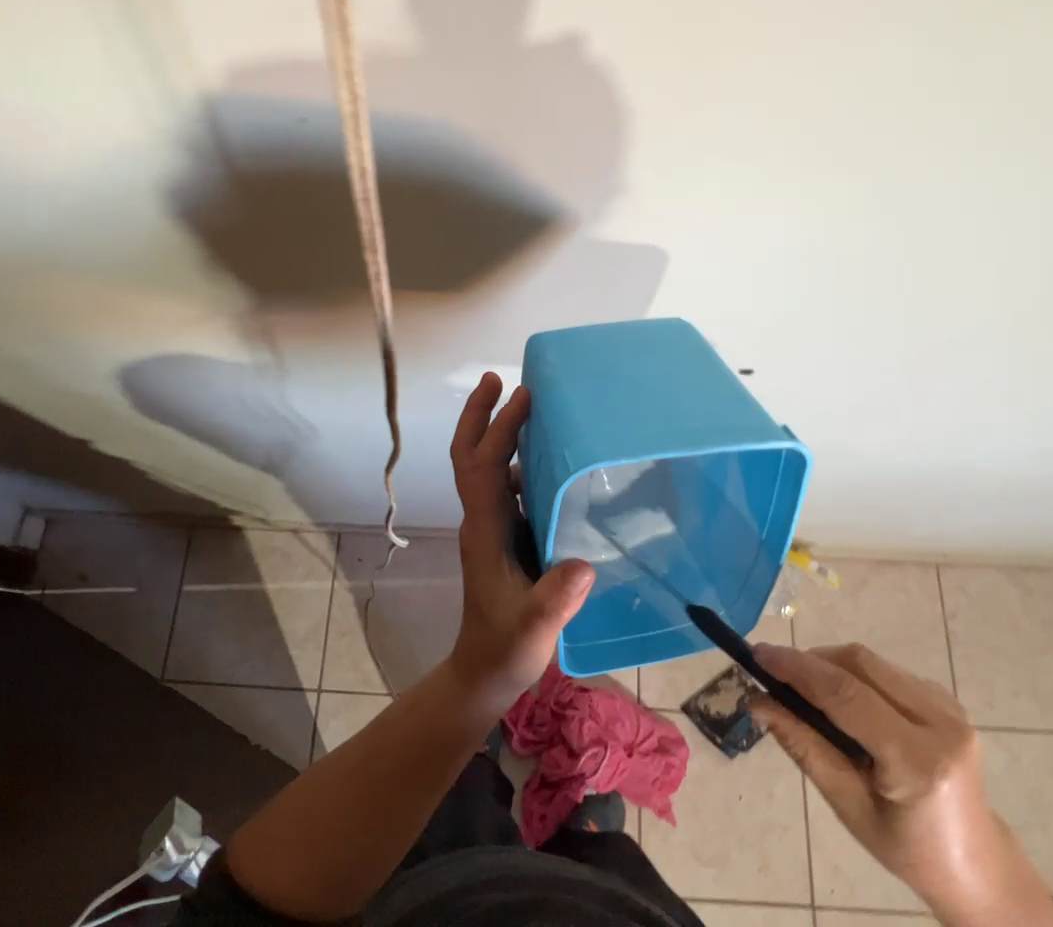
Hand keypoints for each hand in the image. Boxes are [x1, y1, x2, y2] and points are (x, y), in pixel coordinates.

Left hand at [444, 372, 593, 707]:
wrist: (484, 673)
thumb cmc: (505, 649)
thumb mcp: (533, 627)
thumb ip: (555, 599)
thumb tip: (582, 564)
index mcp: (484, 532)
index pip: (482, 467)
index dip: (497, 429)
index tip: (520, 396)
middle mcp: (483, 522)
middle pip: (471, 457)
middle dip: (481, 416)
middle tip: (501, 380)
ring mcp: (492, 530)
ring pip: (487, 469)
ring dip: (500, 435)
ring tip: (531, 407)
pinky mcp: (506, 540)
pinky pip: (507, 489)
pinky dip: (519, 463)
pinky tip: (549, 460)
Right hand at [749, 644, 1052, 925]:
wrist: (973, 862)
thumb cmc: (904, 846)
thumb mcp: (846, 804)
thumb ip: (804, 746)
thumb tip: (758, 703)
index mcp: (919, 762)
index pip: (848, 696)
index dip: (799, 669)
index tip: (758, 655)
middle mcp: (942, 724)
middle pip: (861, 664)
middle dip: (810, 660)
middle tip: (771, 671)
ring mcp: (950, 708)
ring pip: (873, 662)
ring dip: (829, 665)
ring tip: (799, 688)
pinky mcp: (948, 701)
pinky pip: (888, 672)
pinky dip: (853, 675)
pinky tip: (838, 700)